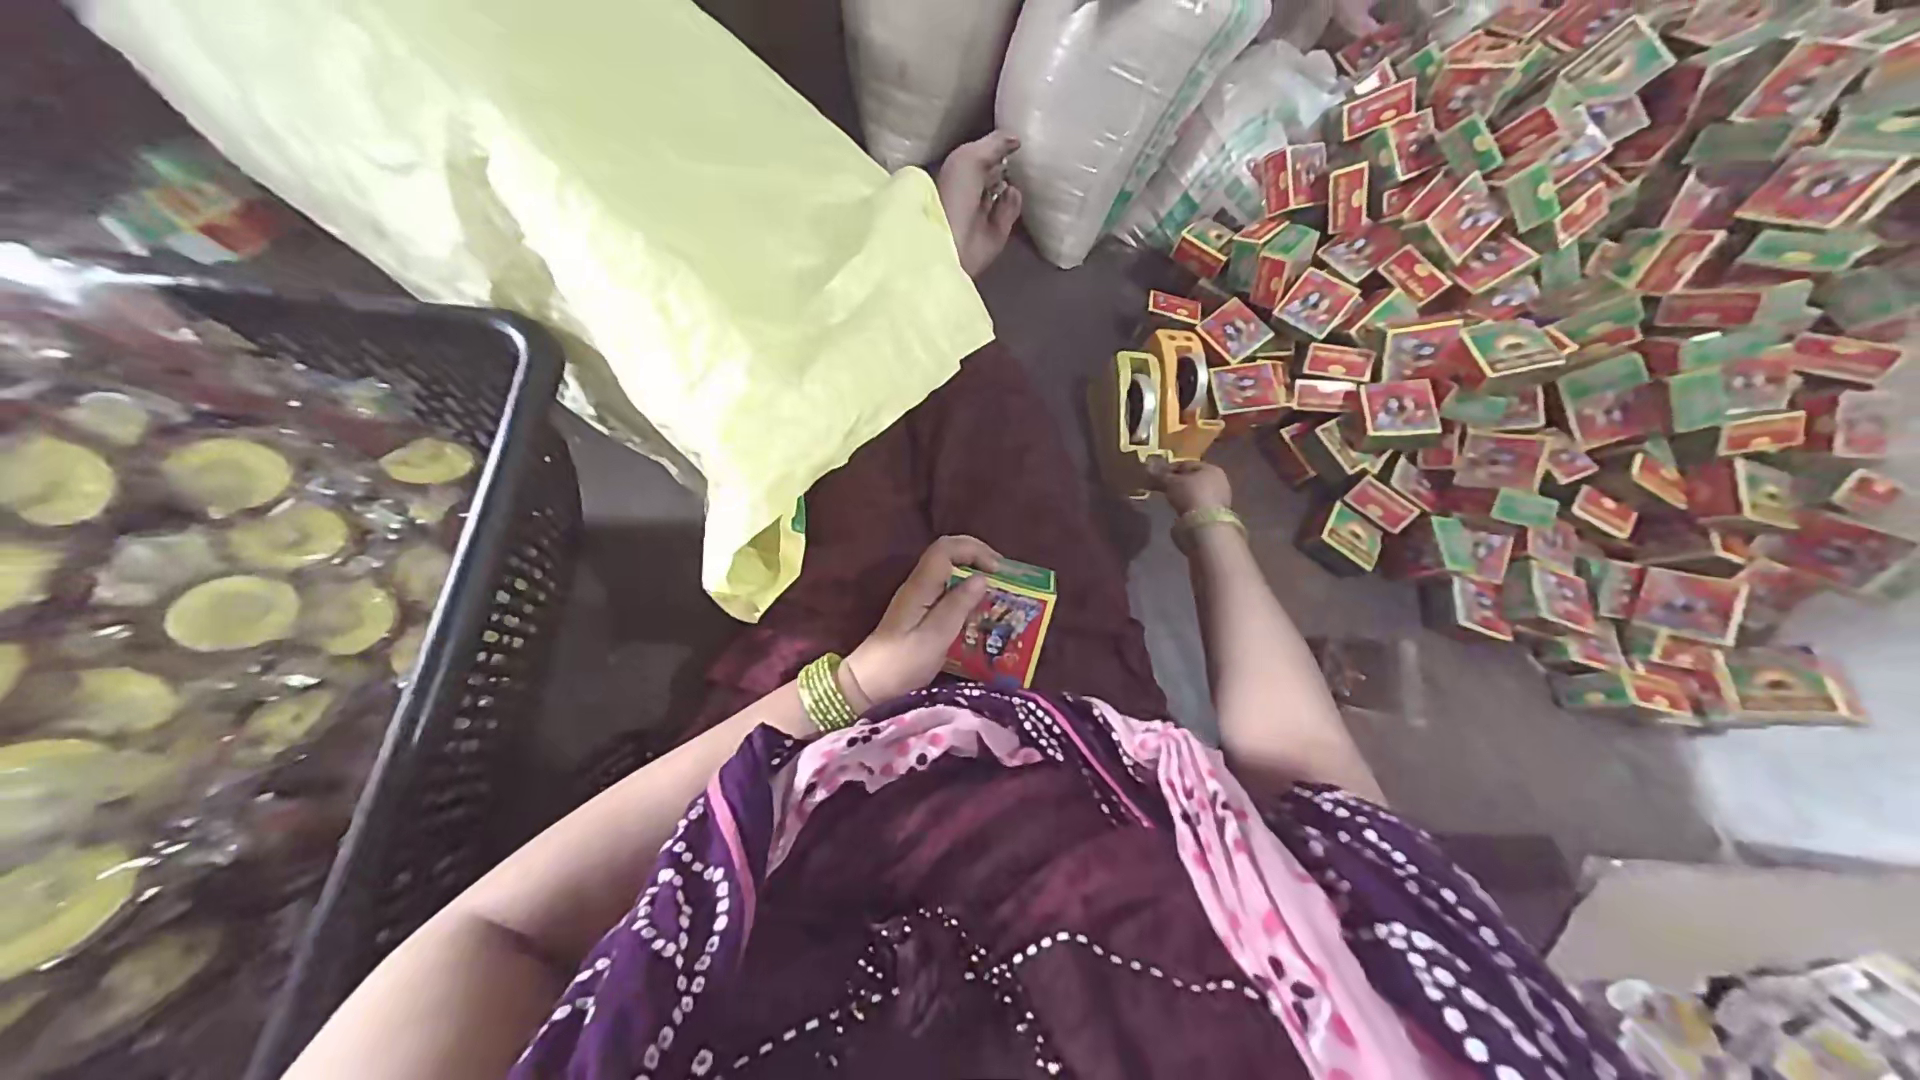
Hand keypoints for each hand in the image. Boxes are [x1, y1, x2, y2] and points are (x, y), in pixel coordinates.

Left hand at [843, 535, 1002, 706]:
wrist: (867, 684)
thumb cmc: (901, 663)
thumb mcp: (935, 637)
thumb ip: (958, 606)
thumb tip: (981, 578)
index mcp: (919, 586)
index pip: (946, 548)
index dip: (974, 550)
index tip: (997, 569)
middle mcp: (916, 584)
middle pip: (946, 552)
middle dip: (976, 555)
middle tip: (1001, 574)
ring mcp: (916, 596)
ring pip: (946, 568)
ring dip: (971, 570)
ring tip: (995, 588)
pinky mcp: (917, 610)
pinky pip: (944, 586)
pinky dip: (963, 588)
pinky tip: (976, 605)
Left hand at [936, 132, 1023, 277]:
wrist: (955, 243)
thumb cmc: (956, 195)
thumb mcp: (970, 159)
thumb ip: (994, 144)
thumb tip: (1016, 139)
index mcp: (956, 173)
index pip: (978, 155)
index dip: (993, 146)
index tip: (1011, 138)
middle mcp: (970, 192)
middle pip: (992, 172)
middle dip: (1005, 162)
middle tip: (1022, 152)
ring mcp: (984, 213)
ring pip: (1004, 190)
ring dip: (1013, 180)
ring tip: (1024, 169)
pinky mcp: (997, 232)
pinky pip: (1011, 209)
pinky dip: (1014, 200)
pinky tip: (1013, 193)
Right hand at [1149, 458, 1232, 516]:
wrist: (1205, 523)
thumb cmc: (1189, 495)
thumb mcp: (1171, 482)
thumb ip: (1160, 474)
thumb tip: (1148, 466)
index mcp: (1210, 468)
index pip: (1185, 464)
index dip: (1169, 469)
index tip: (1156, 475)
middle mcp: (1219, 480)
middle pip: (1192, 478)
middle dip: (1177, 481)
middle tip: (1161, 487)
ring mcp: (1220, 497)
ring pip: (1195, 491)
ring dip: (1183, 493)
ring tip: (1169, 498)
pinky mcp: (1217, 512)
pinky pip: (1198, 503)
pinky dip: (1189, 503)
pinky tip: (1179, 508)